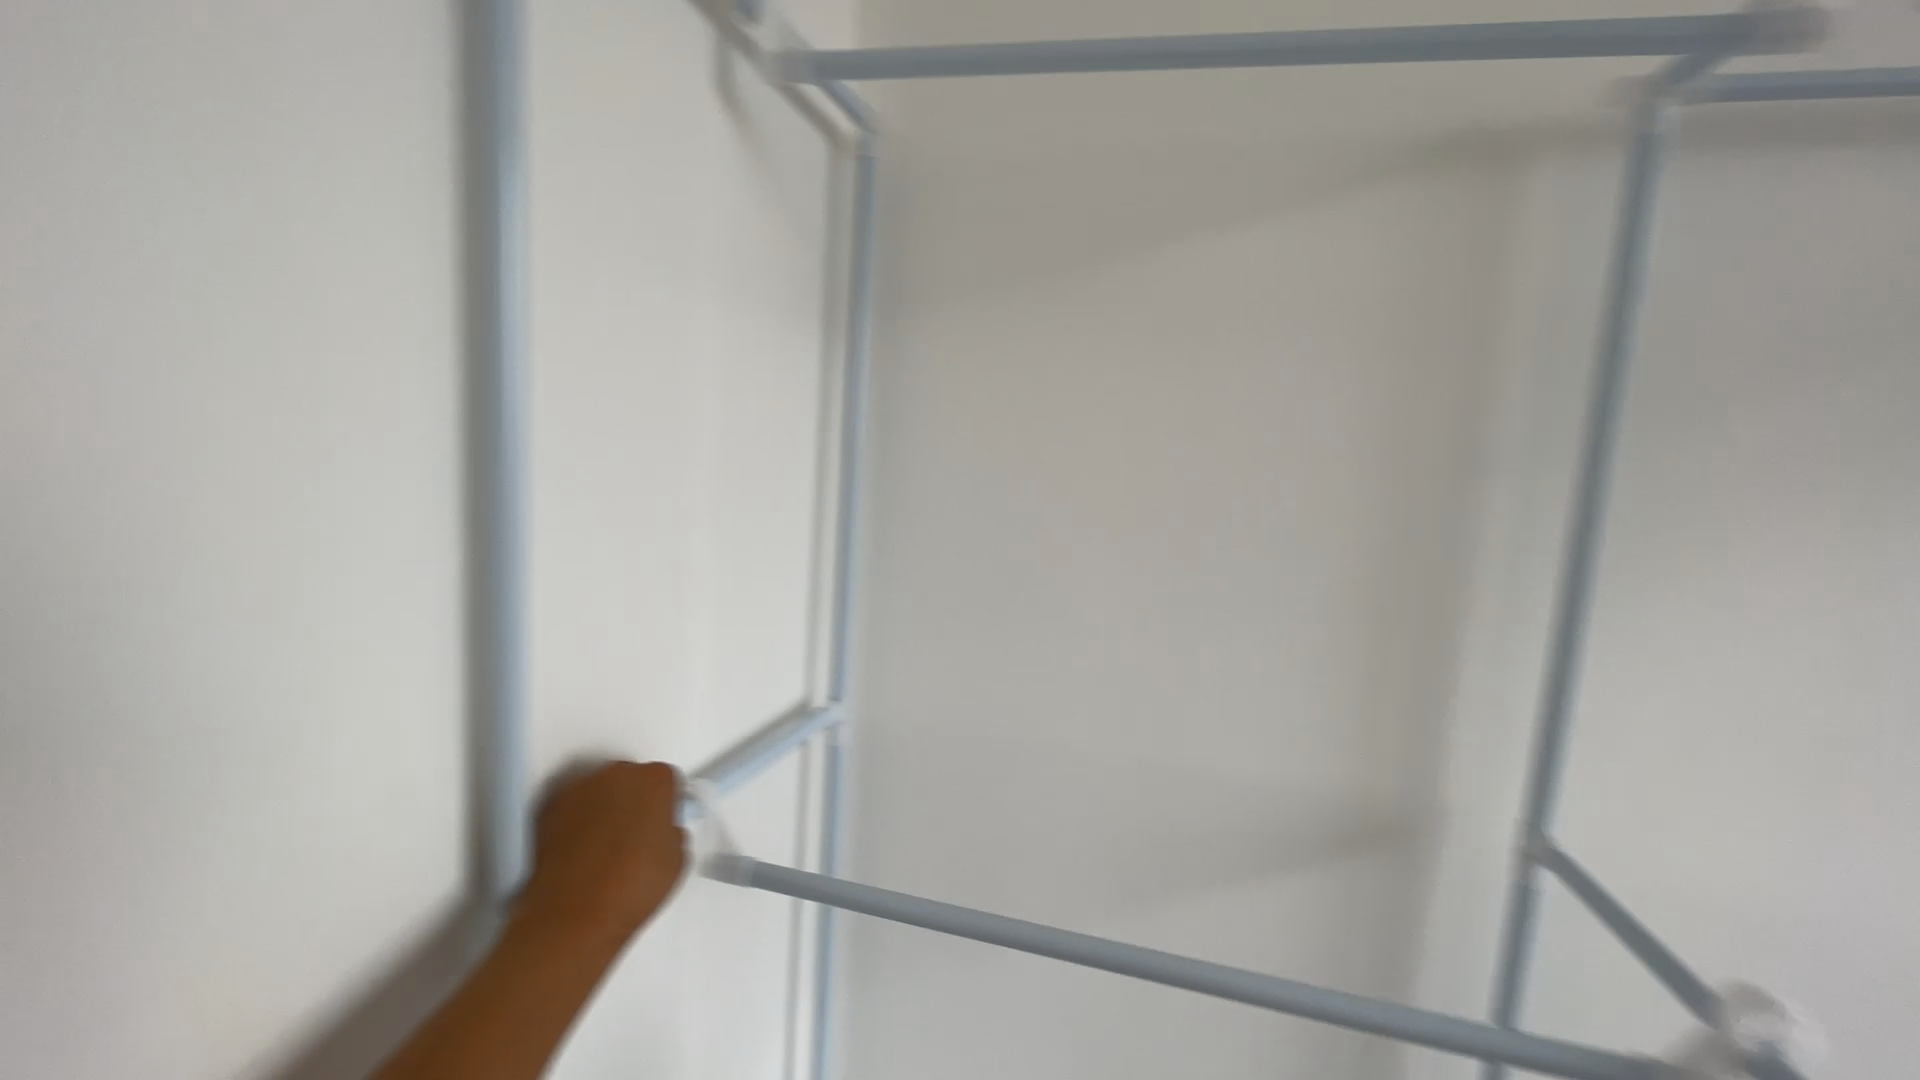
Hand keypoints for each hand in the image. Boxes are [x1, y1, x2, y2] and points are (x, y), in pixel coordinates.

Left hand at [513, 760, 688, 945]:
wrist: (573, 916)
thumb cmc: (634, 886)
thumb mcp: (677, 859)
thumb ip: (671, 831)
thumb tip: (658, 830)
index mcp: (655, 781)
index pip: (667, 780)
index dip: (665, 804)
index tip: (659, 826)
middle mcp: (617, 773)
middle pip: (631, 778)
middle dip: (634, 799)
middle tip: (632, 835)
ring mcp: (579, 787)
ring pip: (600, 789)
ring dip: (604, 807)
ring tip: (601, 845)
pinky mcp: (548, 807)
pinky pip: (572, 806)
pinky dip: (576, 819)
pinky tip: (579, 849)